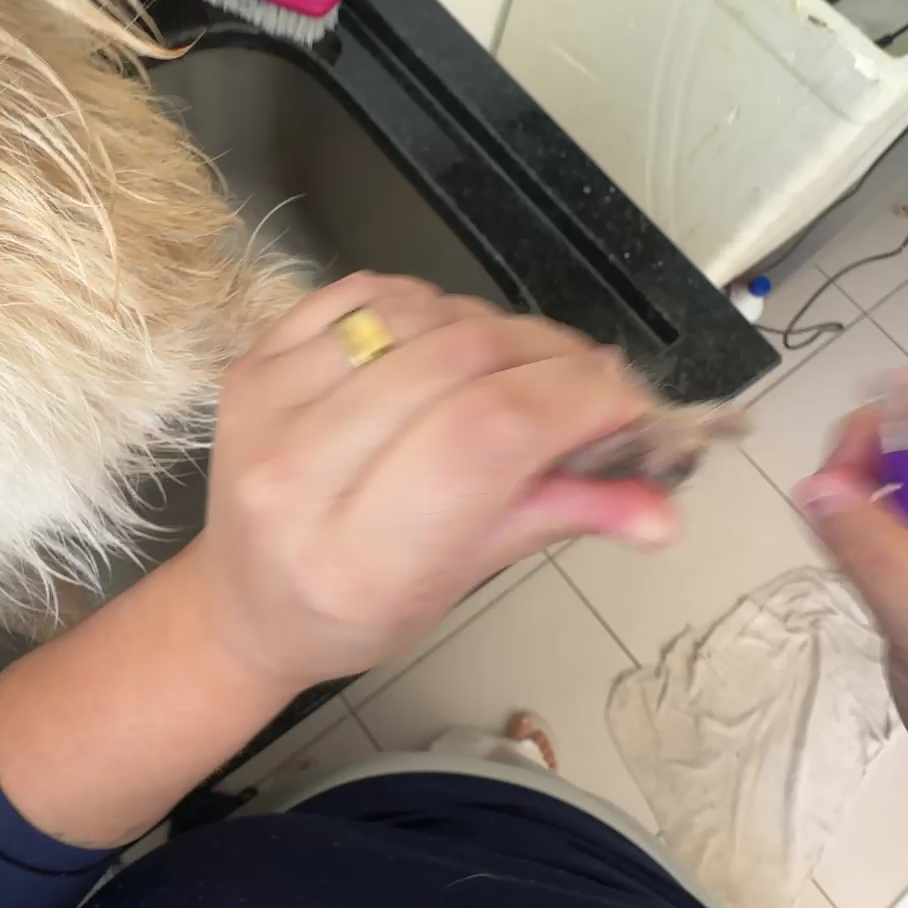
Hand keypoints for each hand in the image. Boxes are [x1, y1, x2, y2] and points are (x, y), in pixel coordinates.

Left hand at [188, 272, 679, 688]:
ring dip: (493, 329)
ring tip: (514, 371)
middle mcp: (297, 473)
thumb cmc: (352, 614)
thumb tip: (662, 509)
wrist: (245, 599)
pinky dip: (427, 306)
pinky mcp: (250, 362)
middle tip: (586, 385)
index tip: (627, 406)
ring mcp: (263, 404)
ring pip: (416, 314)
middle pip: (457, 361)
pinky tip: (441, 346)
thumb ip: (553, 522)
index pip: (484, 434)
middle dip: (550, 359)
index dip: (575, 400)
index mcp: (356, 557)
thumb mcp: (455, 585)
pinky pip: (364, 293)